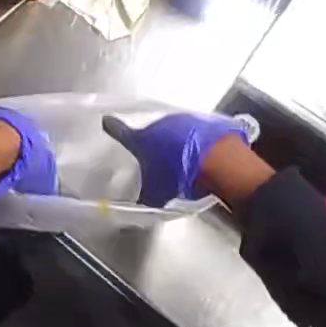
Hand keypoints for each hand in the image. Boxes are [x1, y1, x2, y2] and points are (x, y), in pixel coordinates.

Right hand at [103, 112, 256, 207]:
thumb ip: (145, 197)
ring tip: (183, 162)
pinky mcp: (206, 122)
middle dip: (155, 144)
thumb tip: (140, 206)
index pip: (120, 131)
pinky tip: (202, 157)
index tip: (107, 121)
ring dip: (177, 143)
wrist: (218, 161)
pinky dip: (197, 142)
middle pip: (152, 132)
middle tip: (159, 159)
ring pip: (175, 131)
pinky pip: (196, 133)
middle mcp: (161, 124)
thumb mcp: (156, 195)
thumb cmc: (180, 176)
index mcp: (142, 139)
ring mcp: (185, 120)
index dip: (113, 127)